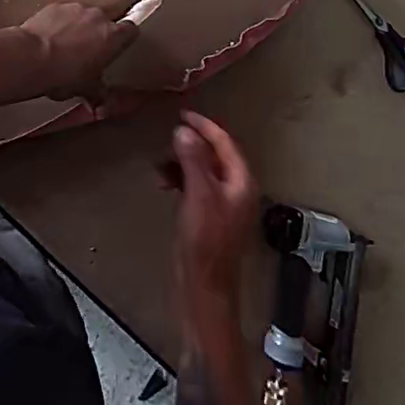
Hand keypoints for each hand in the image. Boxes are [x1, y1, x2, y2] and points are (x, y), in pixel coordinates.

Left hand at [18, 2, 138, 100]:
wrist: (30, 58)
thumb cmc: (64, 74)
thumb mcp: (84, 89)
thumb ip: (98, 95)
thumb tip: (101, 107)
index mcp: (114, 36)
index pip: (130, 30)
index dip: (124, 39)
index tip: (115, 48)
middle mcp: (99, 17)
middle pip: (105, 21)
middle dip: (97, 34)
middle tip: (85, 52)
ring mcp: (77, 8)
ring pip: (83, 16)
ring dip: (77, 27)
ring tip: (63, 46)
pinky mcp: (55, 6)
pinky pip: (62, 14)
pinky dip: (58, 23)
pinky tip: (48, 38)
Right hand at [163, 111, 260, 304]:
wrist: (204, 288)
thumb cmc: (205, 244)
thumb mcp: (198, 195)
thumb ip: (192, 161)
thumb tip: (185, 132)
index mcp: (242, 181)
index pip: (225, 143)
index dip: (205, 126)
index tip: (184, 116)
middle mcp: (237, 190)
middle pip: (216, 155)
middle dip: (192, 145)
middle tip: (170, 139)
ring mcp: (225, 204)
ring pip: (205, 171)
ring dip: (184, 163)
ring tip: (162, 166)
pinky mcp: (211, 217)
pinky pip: (198, 187)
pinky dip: (183, 180)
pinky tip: (167, 184)